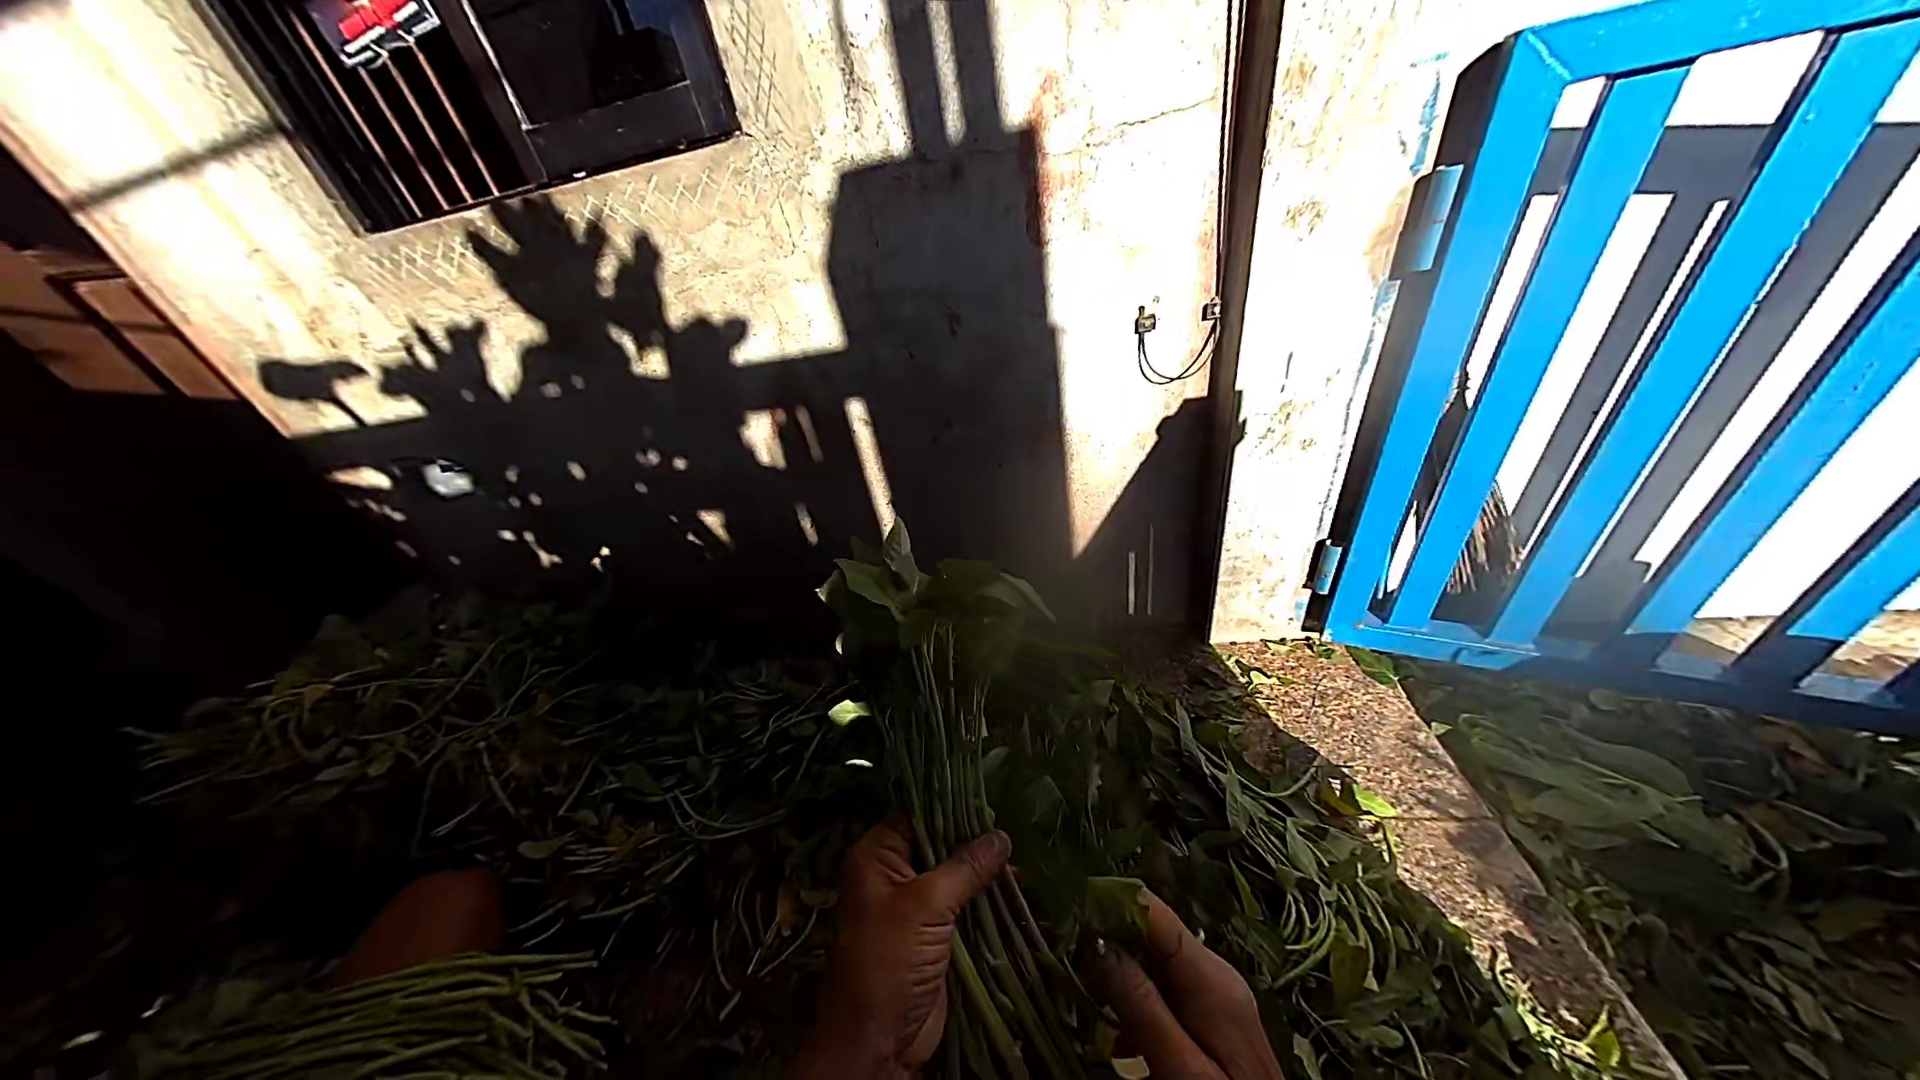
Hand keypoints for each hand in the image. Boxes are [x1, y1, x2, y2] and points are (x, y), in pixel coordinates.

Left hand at [791, 821, 1011, 1078]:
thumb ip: (965, 866)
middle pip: (939, 844)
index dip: (951, 808)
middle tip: (1014, 833)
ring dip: (986, 873)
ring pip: (956, 876)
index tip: (989, 801)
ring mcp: (916, 904)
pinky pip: (964, 906)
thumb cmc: (888, 960)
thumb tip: (1001, 836)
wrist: (879, 1041)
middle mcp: (894, 874)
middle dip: (975, 842)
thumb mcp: (926, 904)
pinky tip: (1018, 891)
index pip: (916, 814)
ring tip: (1023, 862)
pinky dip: (988, 900)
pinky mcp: (935, 932)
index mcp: (877, 856)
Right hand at [1087, 889, 1283, 1079]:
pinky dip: (1135, 998)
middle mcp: (1215, 973)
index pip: (1153, 910)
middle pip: (1152, 932)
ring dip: (1118, 971)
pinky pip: (1165, 988)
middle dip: (1109, 938)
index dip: (1110, 901)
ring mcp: (1216, 995)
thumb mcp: (1179, 1067)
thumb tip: (1097, 940)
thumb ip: (1139, 1003)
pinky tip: (1118, 1032)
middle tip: (1069, 955)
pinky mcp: (1212, 1017)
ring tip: (1084, 992)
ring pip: (1154, 960)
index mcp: (1210, 977)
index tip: (1070, 909)